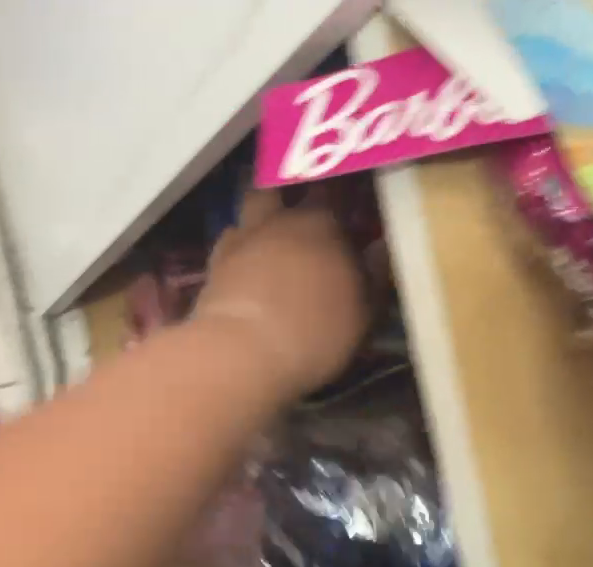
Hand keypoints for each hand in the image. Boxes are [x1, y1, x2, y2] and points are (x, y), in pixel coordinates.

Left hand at [194, 190, 369, 396]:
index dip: (341, 186)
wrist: (240, 354)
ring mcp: (241, 240)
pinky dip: (237, 244)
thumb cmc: (313, 334)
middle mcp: (278, 220)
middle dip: (294, 188)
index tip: (346, 191)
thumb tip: (380, 246)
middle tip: (303, 199)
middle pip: (283, 186)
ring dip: (260, 209)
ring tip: (269, 224)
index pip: (336, 187)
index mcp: (322, 223)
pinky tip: (242, 258)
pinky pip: (228, 241)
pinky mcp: (212, 266)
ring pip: (250, 206)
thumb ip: (373, 275)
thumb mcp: (362, 313)